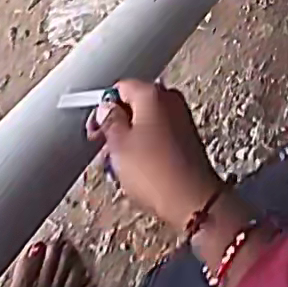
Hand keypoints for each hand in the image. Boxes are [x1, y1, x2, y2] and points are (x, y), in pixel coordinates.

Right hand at [88, 80, 222, 229]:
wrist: (192, 199)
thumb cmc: (156, 172)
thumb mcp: (119, 146)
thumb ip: (109, 121)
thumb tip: (106, 108)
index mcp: (152, 93)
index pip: (120, 87)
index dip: (103, 107)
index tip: (95, 127)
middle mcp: (169, 99)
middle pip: (134, 102)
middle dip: (117, 124)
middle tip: (106, 148)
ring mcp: (180, 116)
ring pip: (146, 119)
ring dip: (130, 137)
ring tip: (121, 165)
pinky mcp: (186, 136)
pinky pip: (159, 132)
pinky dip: (146, 145)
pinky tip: (139, 167)